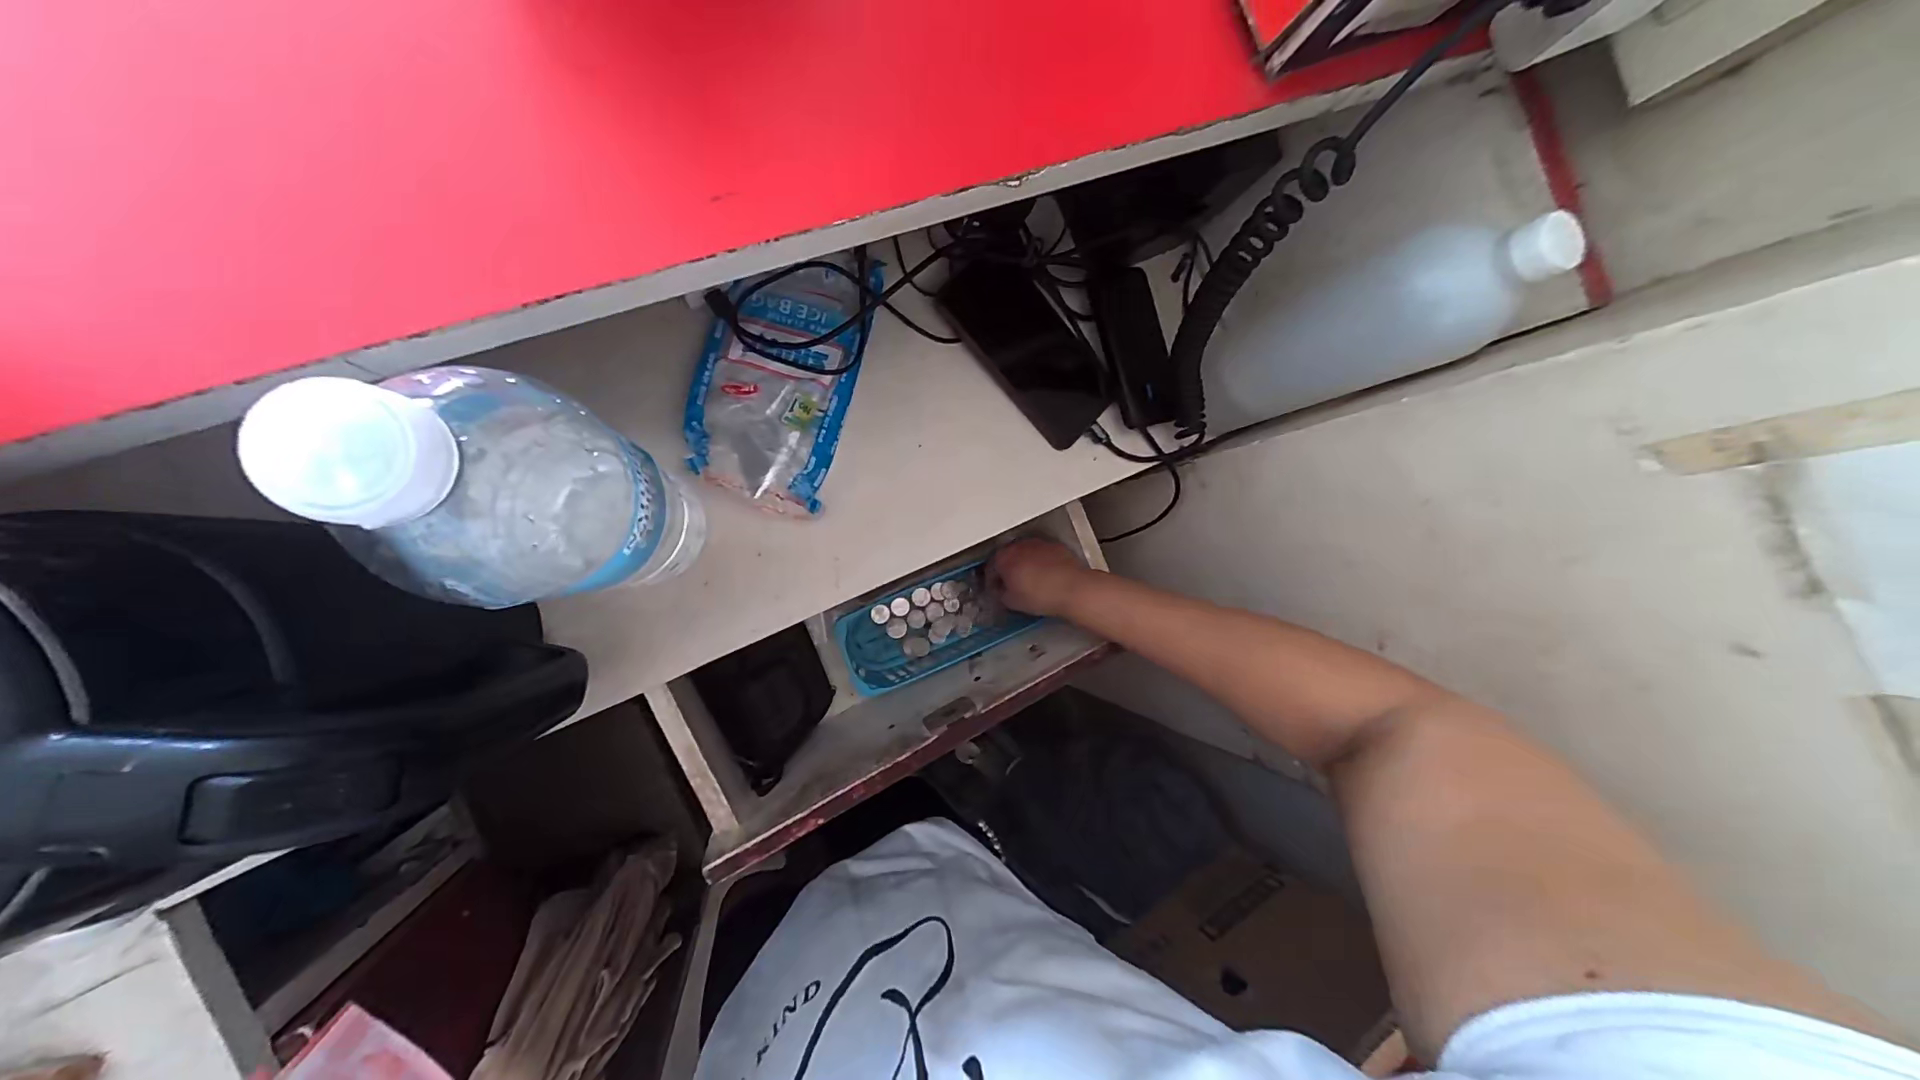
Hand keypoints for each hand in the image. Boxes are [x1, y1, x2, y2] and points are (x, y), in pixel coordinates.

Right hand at [989, 538, 1091, 617]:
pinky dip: (1041, 562)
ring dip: (1025, 564)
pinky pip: (1042, 554)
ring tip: (1030, 581)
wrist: (1073, 588)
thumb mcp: (1012, 602)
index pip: (990, 568)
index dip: (992, 581)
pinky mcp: (1055, 546)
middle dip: (1008, 569)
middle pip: (1007, 556)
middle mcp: (1019, 546)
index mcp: (1003, 557)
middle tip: (1012, 585)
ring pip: (1025, 553)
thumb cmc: (1041, 595)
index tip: (996, 589)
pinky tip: (1046, 576)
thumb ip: (1000, 594)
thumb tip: (1001, 592)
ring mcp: (1038, 544)